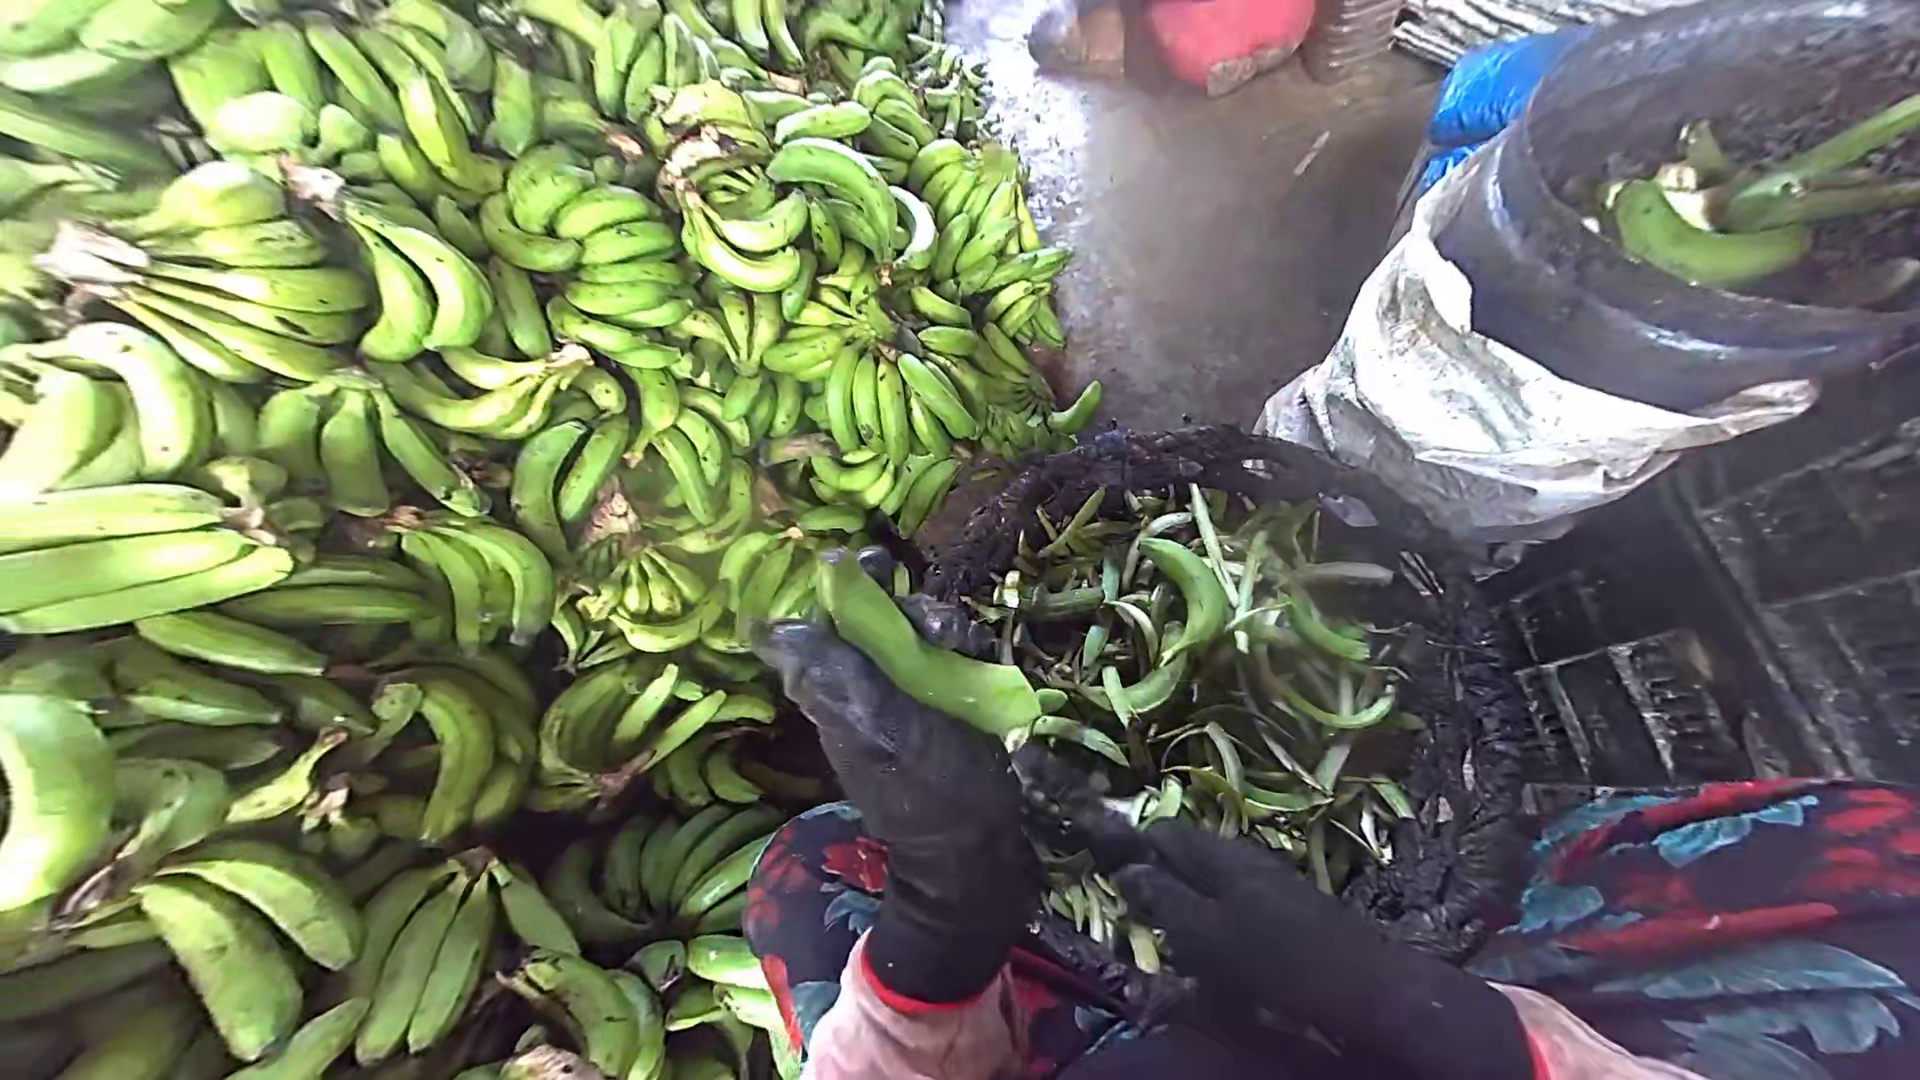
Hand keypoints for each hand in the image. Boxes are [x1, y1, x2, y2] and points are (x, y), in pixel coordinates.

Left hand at [753, 548, 1037, 1002]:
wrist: (977, 844)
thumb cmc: (927, 789)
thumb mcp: (879, 731)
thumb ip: (832, 677)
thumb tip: (766, 626)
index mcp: (838, 688)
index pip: (822, 621)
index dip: (840, 586)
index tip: (872, 565)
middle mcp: (868, 681)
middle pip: (875, 615)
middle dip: (902, 601)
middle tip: (927, 611)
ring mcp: (909, 687)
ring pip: (919, 628)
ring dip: (940, 623)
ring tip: (958, 643)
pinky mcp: (947, 693)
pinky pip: (954, 650)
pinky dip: (967, 645)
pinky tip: (980, 658)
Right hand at [1112, 822, 1532, 1079]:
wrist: (1372, 986)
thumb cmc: (1279, 957)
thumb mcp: (1206, 933)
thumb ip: (1161, 898)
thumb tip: (1122, 870)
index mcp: (1213, 851)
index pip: (1158, 831)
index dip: (1133, 850)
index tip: (1118, 881)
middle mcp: (1236, 851)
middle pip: (1182, 853)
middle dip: (1160, 881)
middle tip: (1149, 920)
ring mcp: (1262, 873)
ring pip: (1206, 877)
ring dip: (1188, 903)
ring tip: (1182, 941)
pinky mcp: (1281, 899)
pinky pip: (1232, 898)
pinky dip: (1216, 917)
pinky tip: (1221, 950)